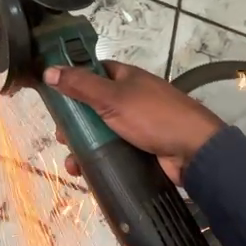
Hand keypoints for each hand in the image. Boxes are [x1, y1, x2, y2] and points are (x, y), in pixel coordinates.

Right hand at [46, 62, 222, 184]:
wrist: (197, 153)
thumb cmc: (154, 116)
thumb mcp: (112, 98)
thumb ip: (80, 85)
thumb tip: (48, 71)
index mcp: (124, 77)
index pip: (91, 72)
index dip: (71, 82)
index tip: (53, 98)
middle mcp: (129, 97)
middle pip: (92, 106)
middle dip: (74, 123)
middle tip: (61, 137)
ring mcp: (137, 125)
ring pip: (101, 132)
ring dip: (83, 147)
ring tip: (72, 164)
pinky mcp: (142, 149)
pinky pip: (114, 152)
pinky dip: (99, 161)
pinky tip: (87, 174)